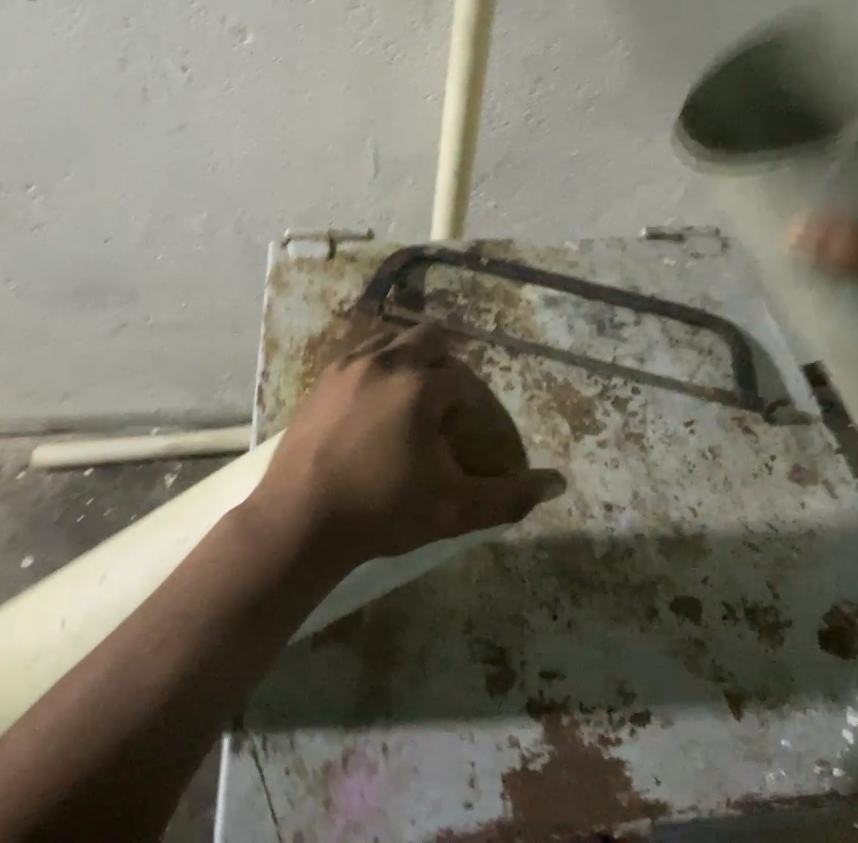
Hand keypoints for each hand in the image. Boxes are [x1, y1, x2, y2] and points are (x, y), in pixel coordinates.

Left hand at [249, 322, 565, 569]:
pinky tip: (372, 403)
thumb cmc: (382, 511)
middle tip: (442, 403)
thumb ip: (508, 497)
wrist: (300, 521)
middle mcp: (385, 363)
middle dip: (443, 362)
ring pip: (390, 340)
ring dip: (408, 358)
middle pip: (428, 337)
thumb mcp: (453, 509)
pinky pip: (358, 355)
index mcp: (420, 387)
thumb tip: (557, 485)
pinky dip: (375, 367)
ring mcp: (347, 368)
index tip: (463, 433)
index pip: (462, 378)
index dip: (470, 403)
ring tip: (409, 397)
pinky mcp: (320, 382)